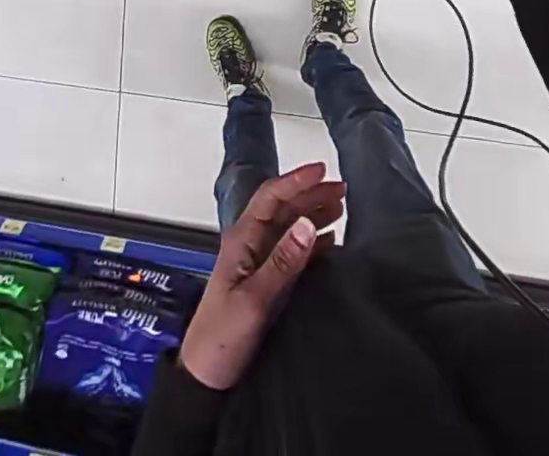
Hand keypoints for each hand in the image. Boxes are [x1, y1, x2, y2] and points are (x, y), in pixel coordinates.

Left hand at [179, 163, 344, 390]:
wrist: (206, 379)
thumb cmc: (220, 338)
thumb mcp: (254, 299)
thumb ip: (282, 262)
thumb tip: (307, 223)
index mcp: (242, 240)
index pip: (270, 197)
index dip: (296, 180)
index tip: (321, 170)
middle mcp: (251, 245)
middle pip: (283, 208)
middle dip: (311, 194)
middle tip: (342, 187)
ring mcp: (259, 263)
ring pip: (290, 227)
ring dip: (314, 214)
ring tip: (341, 206)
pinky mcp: (267, 282)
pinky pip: (294, 252)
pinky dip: (314, 242)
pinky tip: (331, 241)